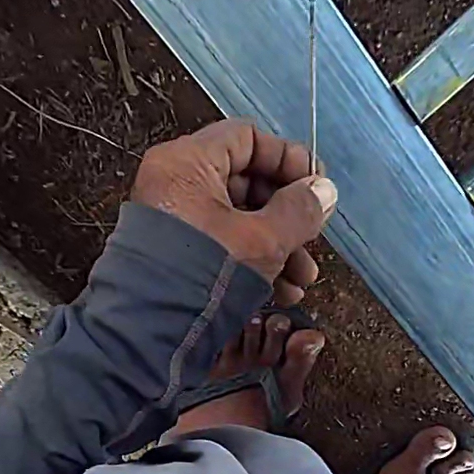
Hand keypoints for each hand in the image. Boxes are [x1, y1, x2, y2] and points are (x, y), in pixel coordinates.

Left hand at [130, 120, 337, 303]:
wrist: (149, 335)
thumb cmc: (204, 276)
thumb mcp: (264, 240)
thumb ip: (300, 211)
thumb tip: (324, 191)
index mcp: (189, 164)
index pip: (247, 138)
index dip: (288, 159)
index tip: (316, 186)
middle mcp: (178, 186)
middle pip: (247, 184)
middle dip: (289, 216)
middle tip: (314, 238)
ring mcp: (177, 222)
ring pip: (240, 220)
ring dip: (279, 247)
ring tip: (304, 278)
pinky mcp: (179, 255)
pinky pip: (224, 245)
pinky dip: (255, 263)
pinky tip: (283, 292)